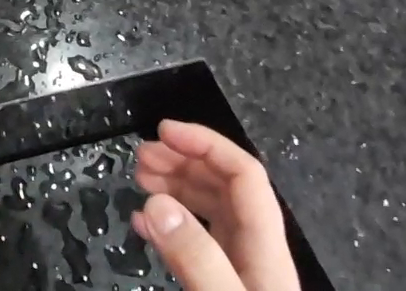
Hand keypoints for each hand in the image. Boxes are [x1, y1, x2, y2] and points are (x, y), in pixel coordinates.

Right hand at [133, 120, 300, 290]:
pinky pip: (197, 240)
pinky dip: (169, 223)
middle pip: (224, 186)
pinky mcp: (224, 285)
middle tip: (141, 155)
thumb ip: (197, 257)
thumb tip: (157, 202)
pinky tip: (143, 222)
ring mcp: (241, 270)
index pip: (244, 173)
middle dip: (182, 159)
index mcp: (266, 249)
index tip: (163, 131)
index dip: (206, 142)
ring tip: (139, 178)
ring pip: (209, 209)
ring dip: (173, 185)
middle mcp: (256, 252)